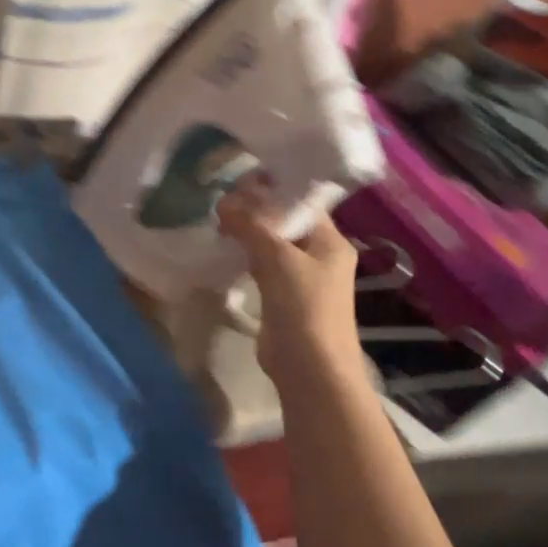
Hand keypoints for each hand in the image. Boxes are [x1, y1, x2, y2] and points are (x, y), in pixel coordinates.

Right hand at [217, 176, 362, 387]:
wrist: (310, 366)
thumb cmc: (303, 308)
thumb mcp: (278, 261)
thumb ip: (252, 228)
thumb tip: (224, 201)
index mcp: (331, 242)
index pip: (303, 204)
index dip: (274, 189)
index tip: (239, 179)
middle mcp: (320, 255)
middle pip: (286, 223)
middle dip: (255, 211)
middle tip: (219, 200)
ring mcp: (301, 278)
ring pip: (272, 245)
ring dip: (248, 234)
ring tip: (216, 221)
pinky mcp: (282, 297)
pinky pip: (262, 267)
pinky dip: (245, 257)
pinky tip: (223, 251)